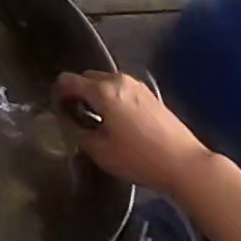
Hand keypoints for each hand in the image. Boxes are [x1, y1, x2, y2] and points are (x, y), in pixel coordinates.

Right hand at [55, 70, 213, 195]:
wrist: (185, 164)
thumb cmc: (140, 159)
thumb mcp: (102, 153)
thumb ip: (80, 134)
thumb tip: (72, 124)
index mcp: (103, 91)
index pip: (70, 80)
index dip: (58, 91)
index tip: (55, 106)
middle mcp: (118, 80)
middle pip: (88, 76)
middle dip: (78, 91)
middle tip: (75, 114)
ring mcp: (136, 85)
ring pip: (106, 81)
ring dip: (97, 94)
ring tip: (97, 118)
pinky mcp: (150, 94)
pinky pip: (121, 88)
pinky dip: (112, 97)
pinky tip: (118, 120)